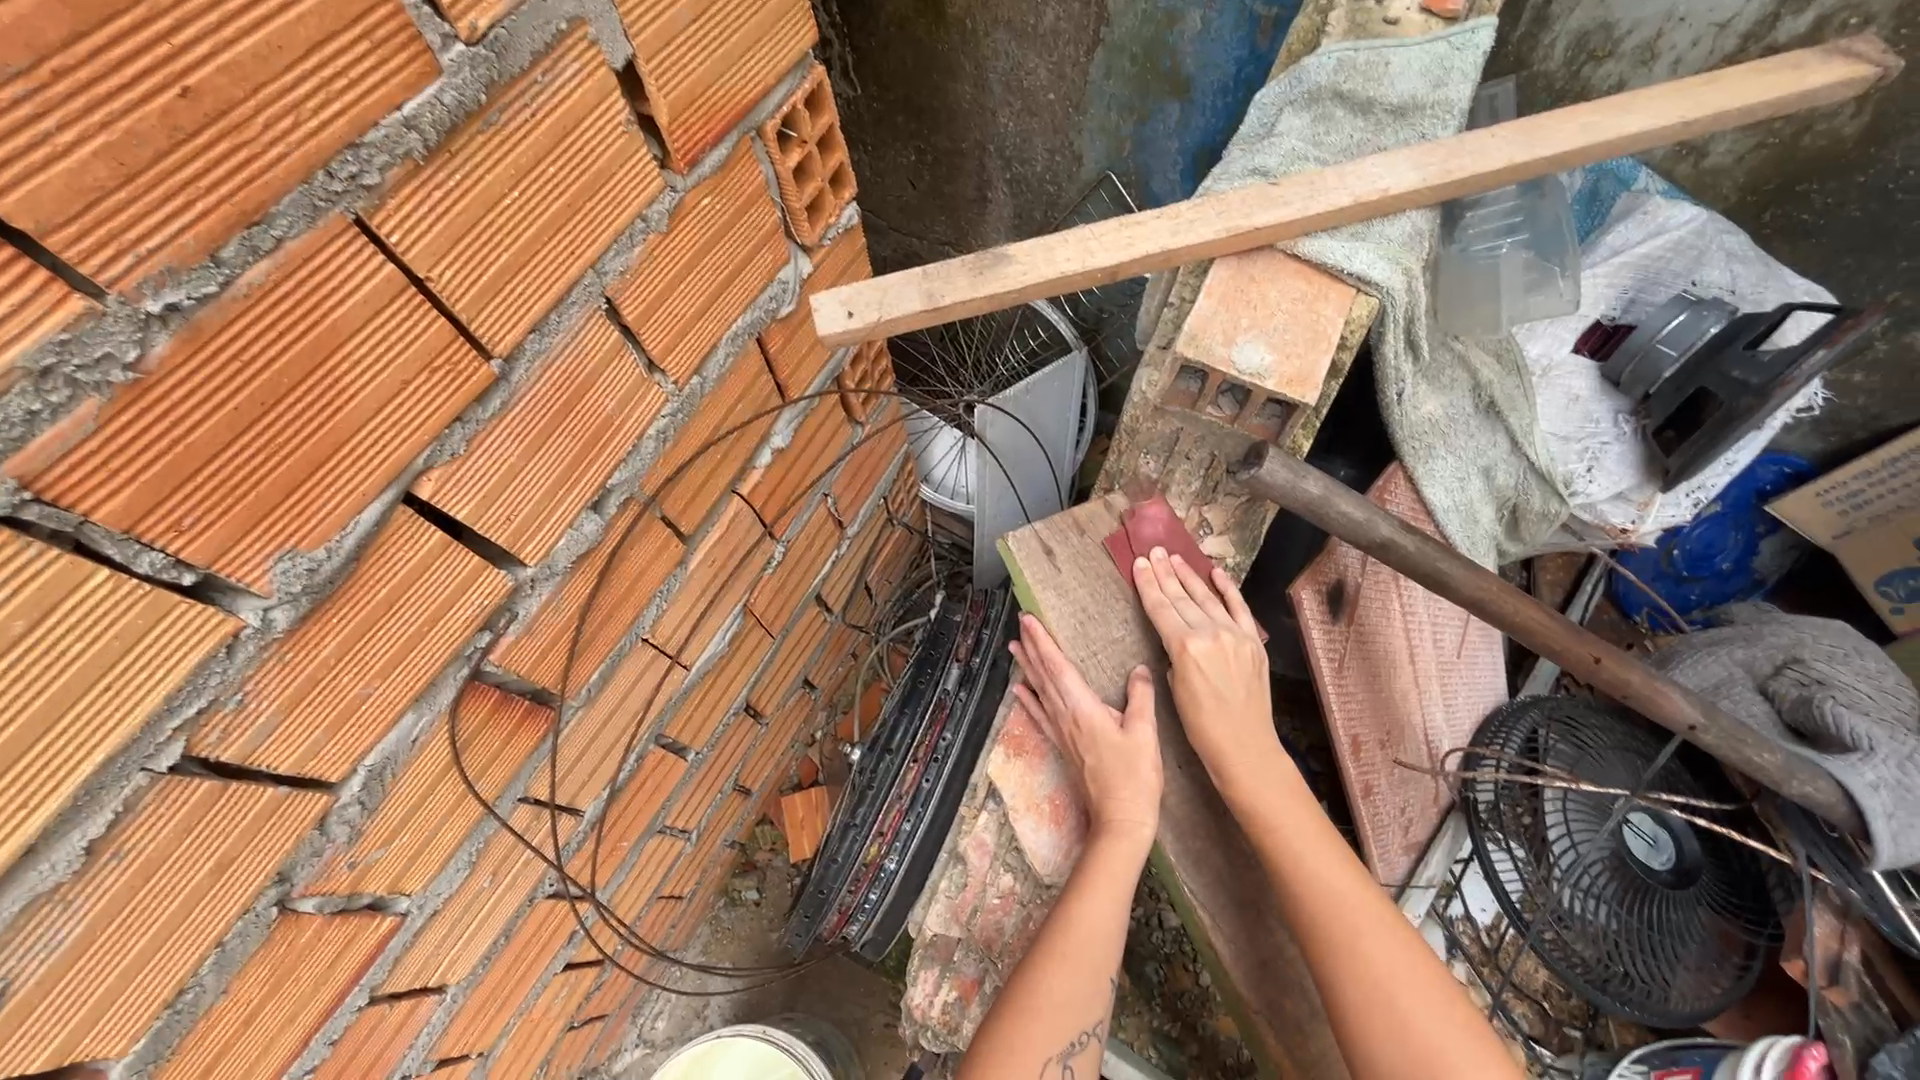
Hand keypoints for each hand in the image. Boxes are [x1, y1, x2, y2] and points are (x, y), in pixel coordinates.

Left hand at [1009, 613, 1162, 847]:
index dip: (1042, 640)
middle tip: (1020, 623)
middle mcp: (1065, 716)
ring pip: (1039, 691)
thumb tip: (1138, 670)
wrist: (1119, 819)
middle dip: (1031, 646)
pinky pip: (1040, 715)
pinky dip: (1028, 700)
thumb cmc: (1134, 778)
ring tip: (1013, 647)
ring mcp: (1061, 732)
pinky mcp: (1063, 746)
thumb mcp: (1145, 733)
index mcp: (1083, 708)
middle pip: (1043, 674)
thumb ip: (1140, 697)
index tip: (1029, 620)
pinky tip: (1019, 691)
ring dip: (1026, 667)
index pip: (1057, 666)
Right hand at [1132, 547, 1288, 800]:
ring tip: (1174, 558)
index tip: (1140, 564)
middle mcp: (1211, 633)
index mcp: (1185, 646)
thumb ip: (1174, 654)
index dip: (1148, 585)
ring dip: (1189, 576)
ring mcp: (1235, 635)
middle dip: (1165, 574)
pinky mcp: (1252, 642)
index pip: (1162, 608)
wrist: (1244, 745)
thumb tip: (1176, 637)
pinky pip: (1239, 608)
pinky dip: (1227, 589)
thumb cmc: (1200, 726)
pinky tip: (1215, 573)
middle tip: (1153, 552)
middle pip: (1182, 597)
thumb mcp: (1174, 687)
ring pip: (1207, 598)